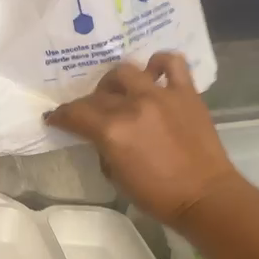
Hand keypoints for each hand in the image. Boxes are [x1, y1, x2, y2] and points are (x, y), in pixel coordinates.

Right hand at [45, 52, 244, 225]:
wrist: (203, 195)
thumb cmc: (157, 195)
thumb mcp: (117, 177)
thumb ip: (104, 150)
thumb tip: (102, 137)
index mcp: (112, 132)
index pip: (76, 114)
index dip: (61, 116)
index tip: (55, 118)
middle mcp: (133, 106)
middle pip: (99, 94)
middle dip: (88, 103)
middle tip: (90, 113)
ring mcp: (161, 95)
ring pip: (127, 71)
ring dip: (116, 81)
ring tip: (118, 91)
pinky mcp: (186, 92)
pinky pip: (171, 63)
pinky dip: (159, 63)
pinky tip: (153, 73)